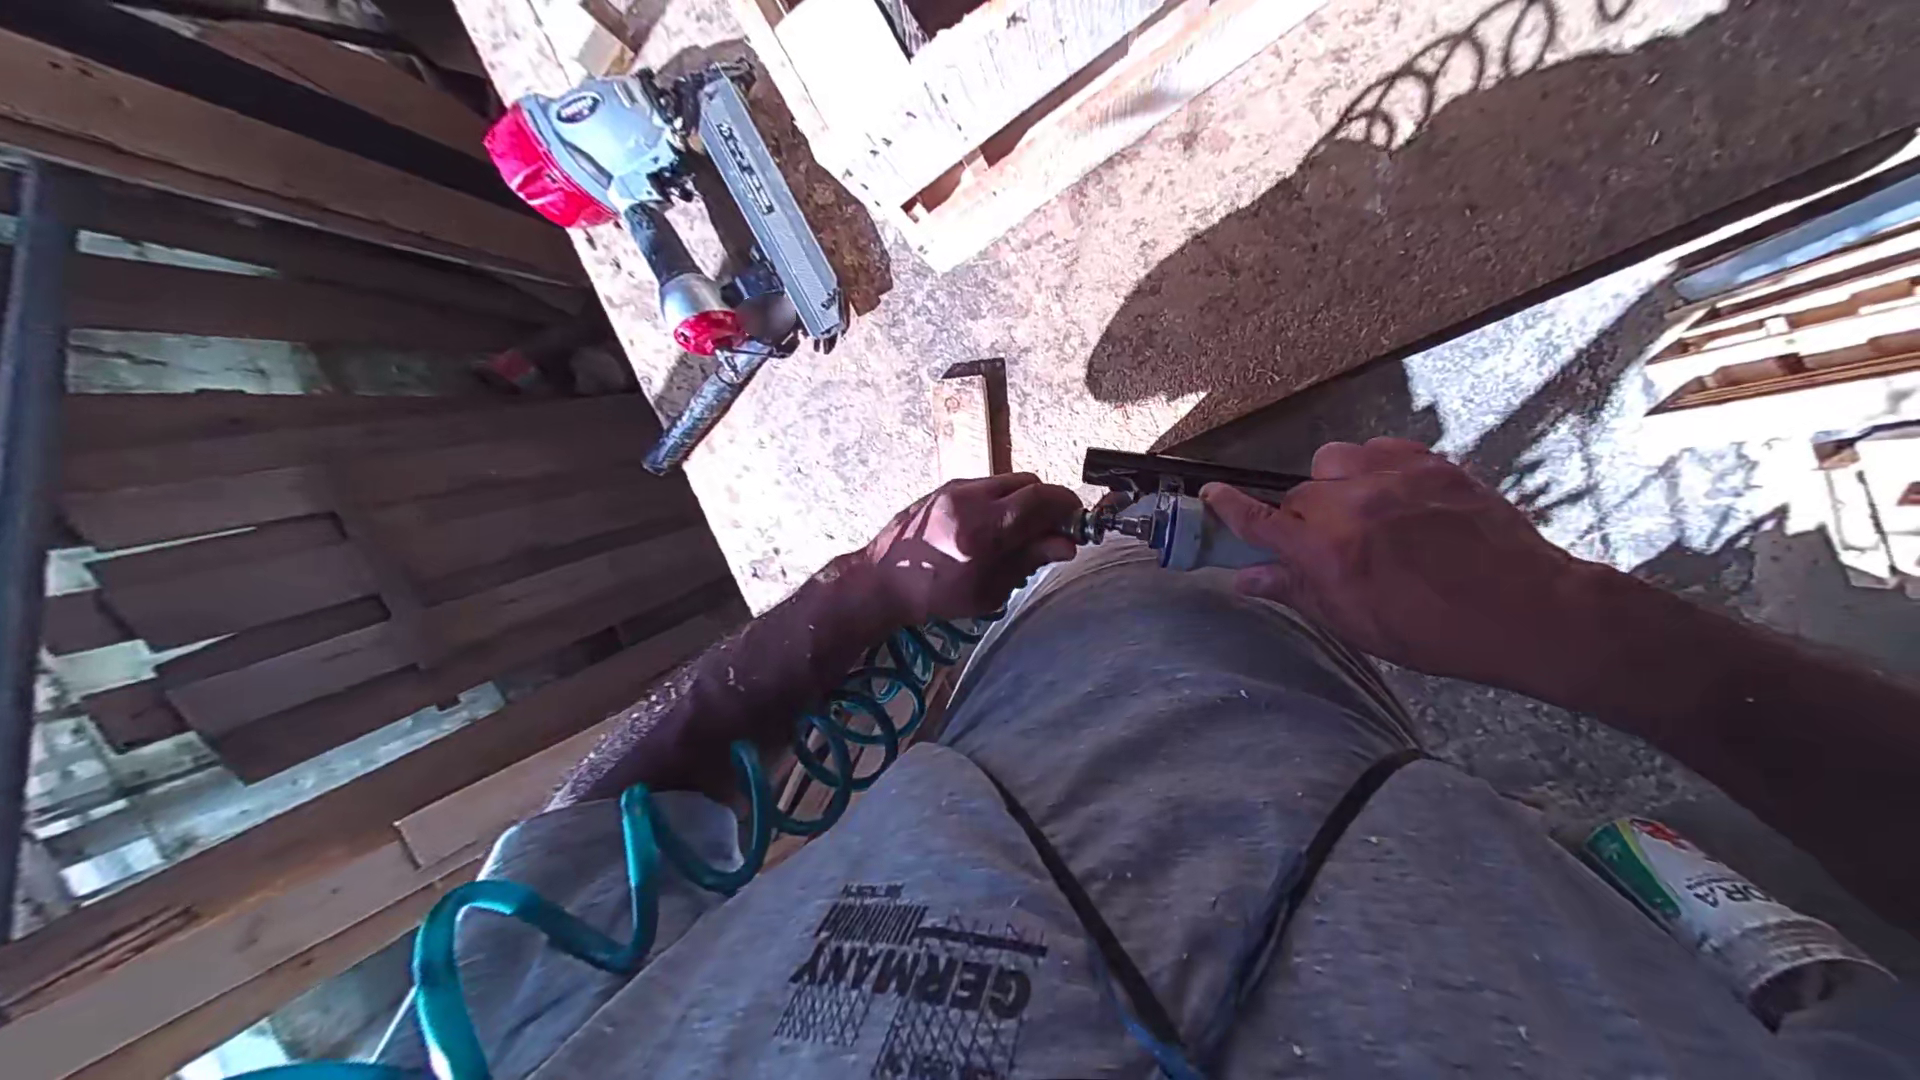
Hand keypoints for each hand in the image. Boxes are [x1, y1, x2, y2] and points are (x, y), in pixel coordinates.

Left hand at [860, 473, 1081, 624]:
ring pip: (1009, 481)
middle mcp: (970, 499)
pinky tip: (995, 526)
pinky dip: (1003, 499)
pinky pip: (988, 484)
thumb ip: (1028, 560)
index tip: (1076, 523)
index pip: (1041, 498)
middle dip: (1048, 503)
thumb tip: (1066, 544)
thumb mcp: (987, 590)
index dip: (1067, 507)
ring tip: (1021, 531)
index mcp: (982, 530)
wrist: (882, 580)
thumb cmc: (934, 595)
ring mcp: (955, 488)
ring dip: (1025, 500)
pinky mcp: (945, 487)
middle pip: (1029, 483)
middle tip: (1052, 530)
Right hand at [1201, 438, 1601, 690]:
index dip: (1227, 507)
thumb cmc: (1437, 630)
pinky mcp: (1431, 465)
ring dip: (1331, 484)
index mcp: (1328, 553)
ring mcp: (1393, 480)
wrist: (1531, 611)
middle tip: (1323, 543)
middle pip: (1296, 496)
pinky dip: (1372, 466)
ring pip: (1330, 462)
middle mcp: (1352, 507)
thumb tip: (1246, 580)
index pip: (1258, 520)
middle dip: (1299, 519)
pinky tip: (1389, 492)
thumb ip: (1295, 591)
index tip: (1211, 493)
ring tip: (1356, 509)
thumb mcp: (1354, 623)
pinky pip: (1378, 448)